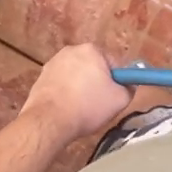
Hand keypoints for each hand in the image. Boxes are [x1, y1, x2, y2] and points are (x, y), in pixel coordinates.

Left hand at [20, 44, 134, 144]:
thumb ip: (130, 88)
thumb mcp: (120, 100)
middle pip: (93, 67)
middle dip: (98, 83)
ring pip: (76, 76)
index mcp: (91, 50)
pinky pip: (61, 84)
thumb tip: (129, 84)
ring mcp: (53, 63)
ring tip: (81, 109)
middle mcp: (71, 50)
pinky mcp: (41, 77)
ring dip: (80, 88)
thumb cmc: (88, 107)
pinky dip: (65, 94)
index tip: (115, 96)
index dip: (118, 81)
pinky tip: (66, 109)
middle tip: (100, 104)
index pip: (114, 63)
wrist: (48, 121)